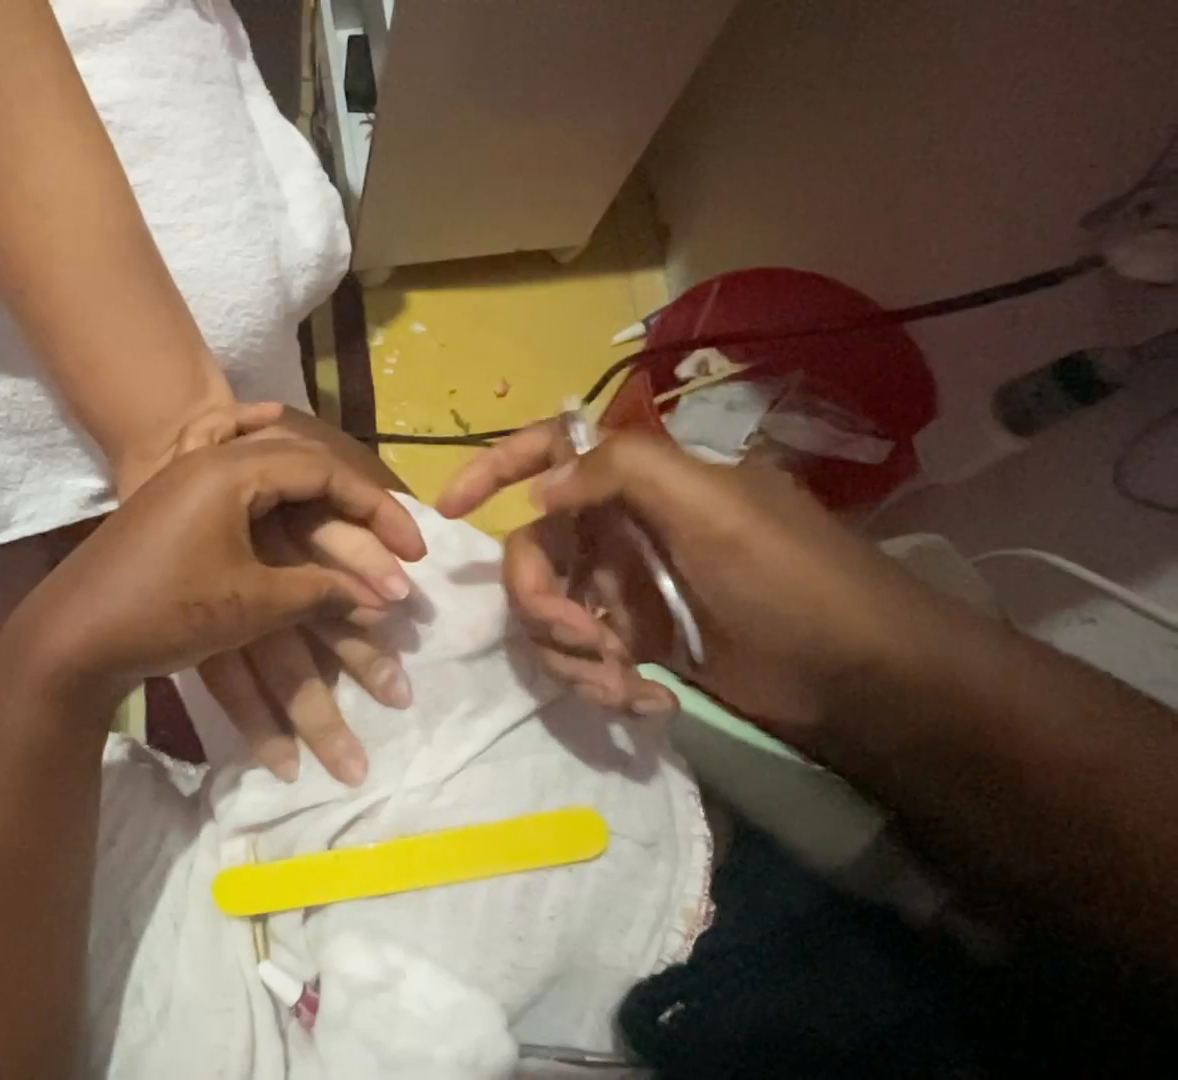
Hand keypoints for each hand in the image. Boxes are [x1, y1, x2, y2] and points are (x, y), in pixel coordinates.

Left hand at [5, 437, 426, 733]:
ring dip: (308, 487)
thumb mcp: (254, 604)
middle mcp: (209, 461)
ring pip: (261, 463)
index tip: (414, 551)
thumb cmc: (167, 612)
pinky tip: (271, 462)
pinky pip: (227, 474)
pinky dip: (259, 475)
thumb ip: (322, 590)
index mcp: (233, 471)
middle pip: (297, 461)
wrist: (71, 636)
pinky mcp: (169, 506)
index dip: (376, 510)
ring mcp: (184, 481)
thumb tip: (381, 595)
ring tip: (348, 507)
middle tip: (391, 539)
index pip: (324, 472)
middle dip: (350, 500)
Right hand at [437, 421, 931, 737]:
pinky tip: (645, 700)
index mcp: (638, 485)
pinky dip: (596, 682)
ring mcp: (623, 591)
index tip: (449, 507)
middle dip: (539, 598)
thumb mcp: (714, 506)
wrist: (864, 682)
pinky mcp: (632, 645)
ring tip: (623, 682)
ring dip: (569, 652)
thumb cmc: (793, 579)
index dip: (493, 469)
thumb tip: (537, 491)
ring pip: (547, 613)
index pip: (551, 452)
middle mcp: (621, 531)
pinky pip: (577, 658)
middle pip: (533, 551)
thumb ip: (622, 471)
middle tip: (576, 637)